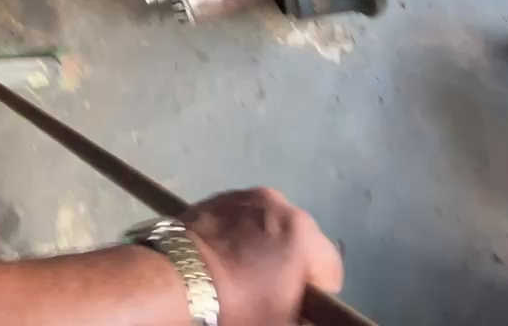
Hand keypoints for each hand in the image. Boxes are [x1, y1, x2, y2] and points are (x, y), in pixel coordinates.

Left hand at [181, 188, 342, 325]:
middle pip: (300, 240)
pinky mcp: (218, 194)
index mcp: (302, 233)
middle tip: (267, 291)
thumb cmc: (237, 308)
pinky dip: (240, 232)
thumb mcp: (282, 323)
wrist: (176, 280)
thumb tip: (299, 307)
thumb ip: (303, 314)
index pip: (330, 269)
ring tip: (241, 270)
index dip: (317, 295)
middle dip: (290, 263)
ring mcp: (245, 194)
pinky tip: (223, 254)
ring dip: (265, 244)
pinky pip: (242, 216)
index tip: (295, 307)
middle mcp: (278, 202)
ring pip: (269, 224)